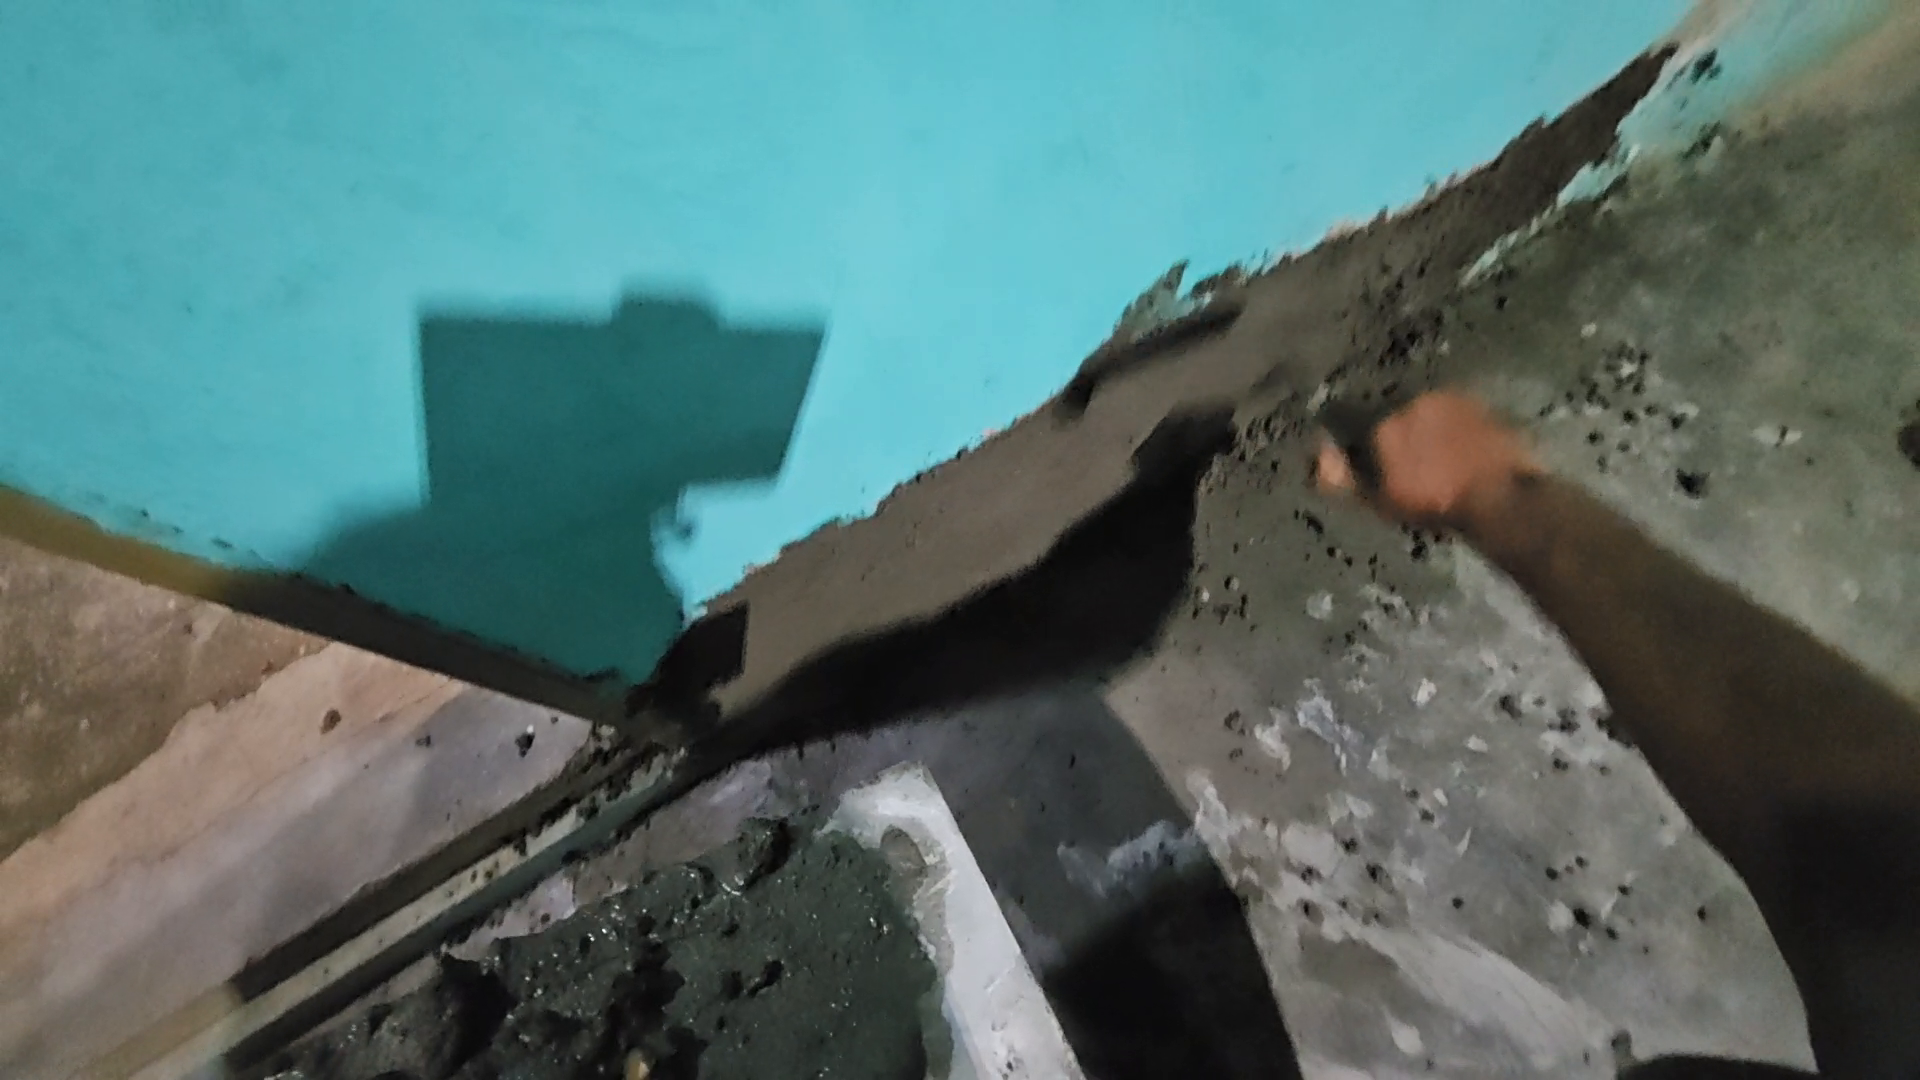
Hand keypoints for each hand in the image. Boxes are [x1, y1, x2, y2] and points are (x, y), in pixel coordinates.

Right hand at [1314, 391, 1537, 529]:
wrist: (1502, 498)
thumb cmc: (1434, 504)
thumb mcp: (1379, 501)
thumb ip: (1342, 478)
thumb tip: (1319, 455)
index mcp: (1382, 425)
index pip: (1354, 421)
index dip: (1359, 442)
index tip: (1369, 459)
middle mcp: (1412, 402)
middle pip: (1393, 413)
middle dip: (1396, 432)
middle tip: (1409, 460)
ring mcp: (1450, 399)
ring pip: (1426, 411)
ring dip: (1426, 426)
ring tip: (1438, 454)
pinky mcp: (1483, 403)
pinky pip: (1457, 412)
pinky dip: (1455, 426)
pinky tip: (1462, 448)